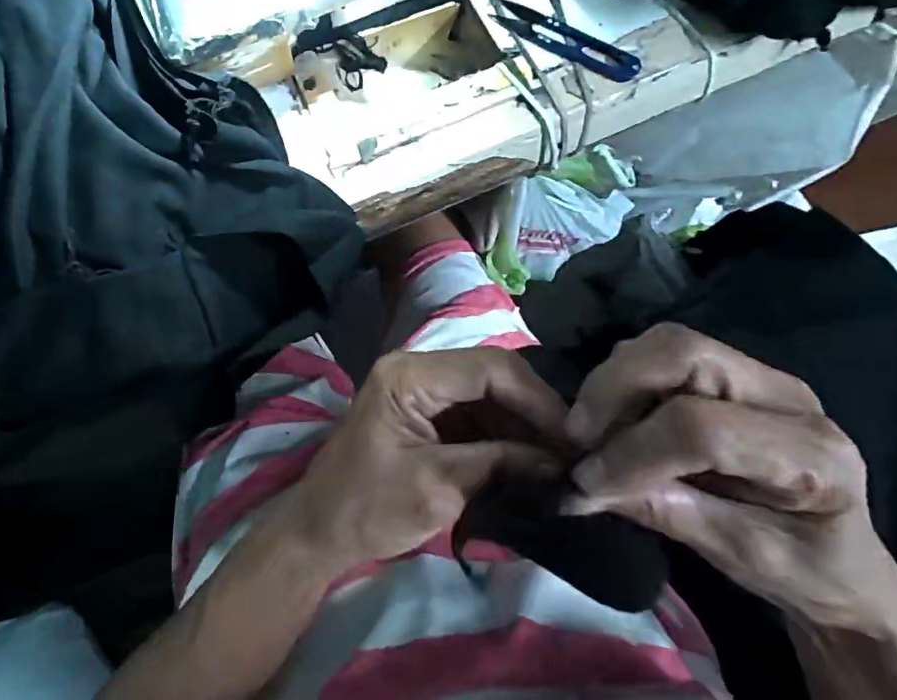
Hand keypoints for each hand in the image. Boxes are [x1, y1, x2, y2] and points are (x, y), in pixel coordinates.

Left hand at [280, 348, 571, 575]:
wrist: (320, 528)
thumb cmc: (368, 507)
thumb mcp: (437, 487)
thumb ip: (498, 463)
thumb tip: (559, 461)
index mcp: (408, 375)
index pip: (489, 368)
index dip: (538, 401)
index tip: (575, 440)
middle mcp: (415, 368)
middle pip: (491, 374)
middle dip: (535, 411)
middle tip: (576, 452)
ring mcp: (419, 388)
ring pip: (488, 393)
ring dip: (524, 424)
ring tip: (562, 460)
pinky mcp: (425, 411)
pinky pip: (475, 412)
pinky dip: (505, 435)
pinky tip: (533, 460)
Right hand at [564, 324, 896, 636]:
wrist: (844, 564)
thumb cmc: (808, 573)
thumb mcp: (746, 560)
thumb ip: (671, 514)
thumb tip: (587, 486)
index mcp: (813, 452)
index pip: (703, 428)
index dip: (634, 451)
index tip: (588, 483)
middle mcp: (785, 395)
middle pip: (681, 353)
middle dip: (614, 387)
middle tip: (578, 434)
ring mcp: (754, 374)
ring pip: (663, 343)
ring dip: (611, 381)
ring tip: (589, 430)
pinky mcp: (725, 370)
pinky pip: (657, 353)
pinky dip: (619, 380)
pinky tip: (609, 420)